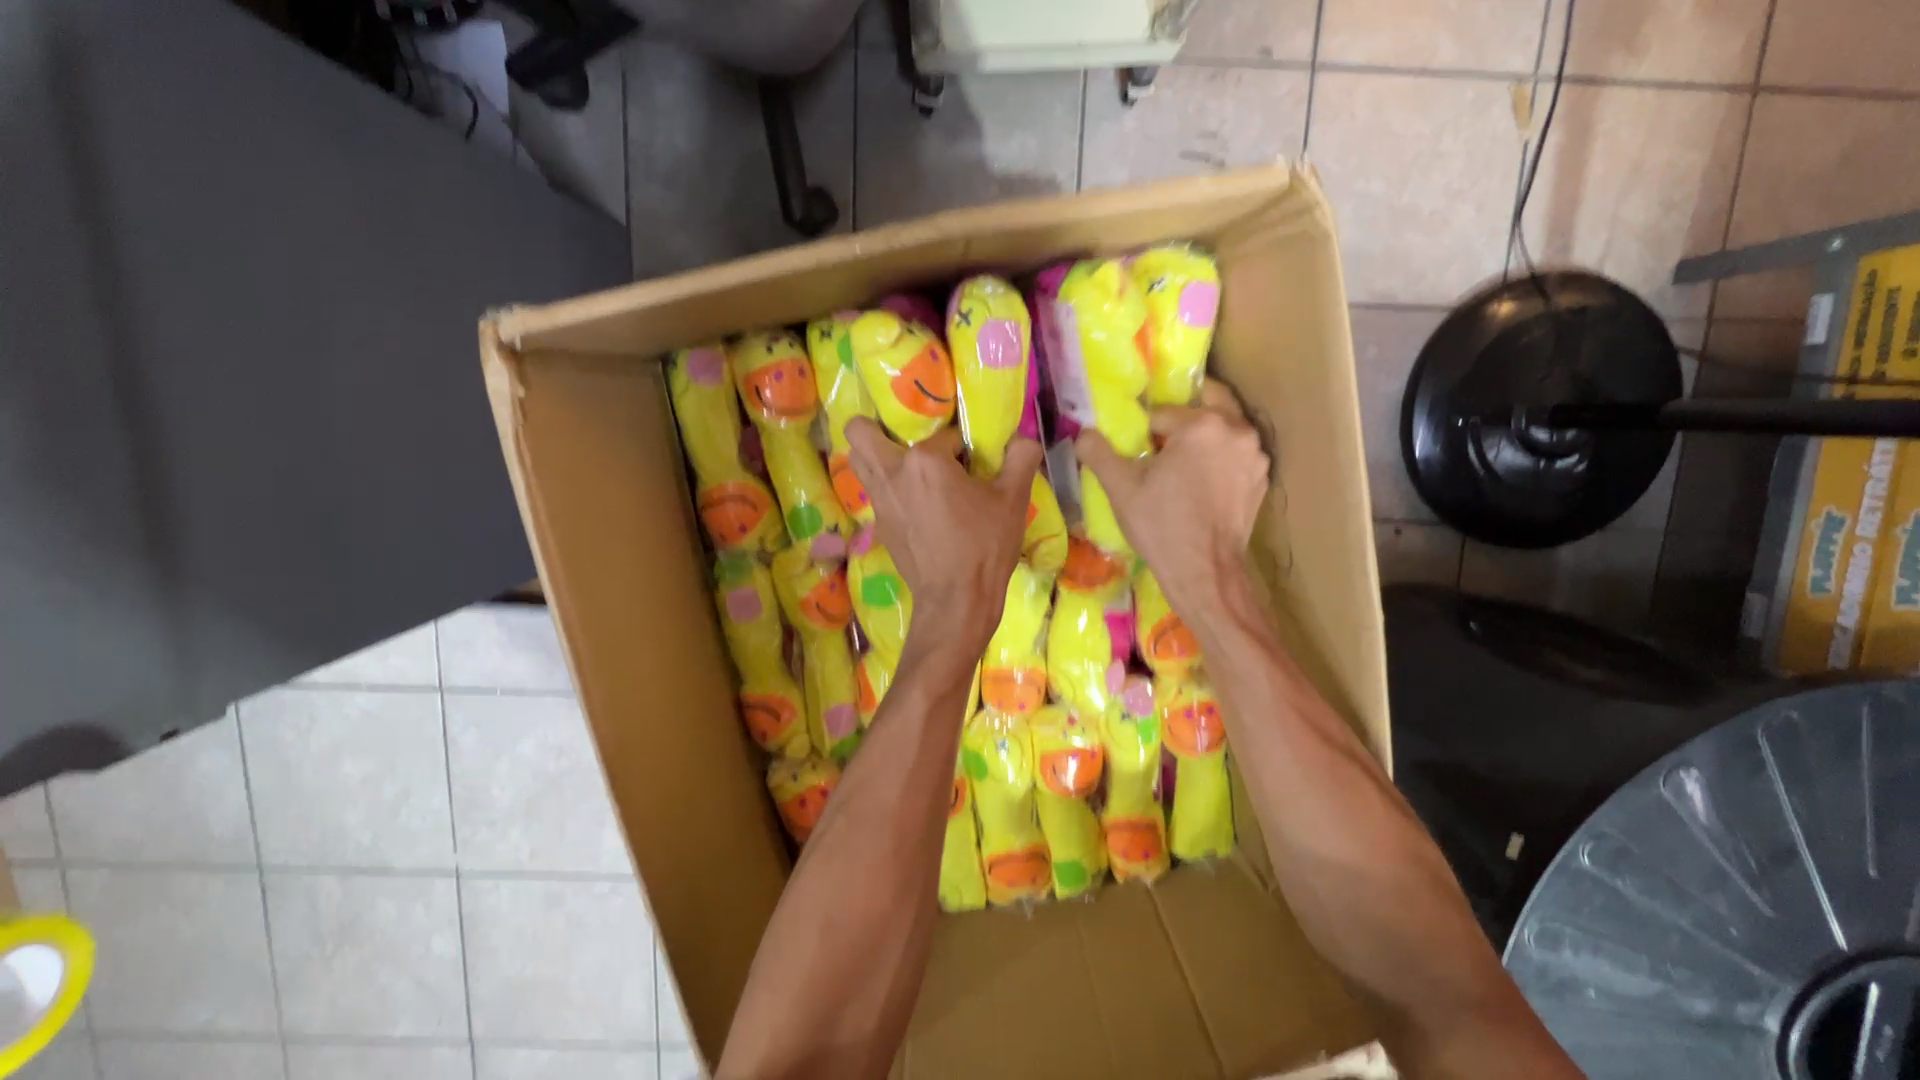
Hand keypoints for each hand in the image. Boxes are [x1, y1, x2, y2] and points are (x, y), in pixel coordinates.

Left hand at [846, 418, 1042, 645]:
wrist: (957, 599)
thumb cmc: (985, 545)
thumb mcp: (1013, 499)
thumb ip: (1020, 458)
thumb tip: (1023, 440)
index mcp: (924, 460)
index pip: (944, 435)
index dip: (962, 447)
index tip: (976, 465)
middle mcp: (892, 473)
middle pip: (860, 431)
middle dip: (878, 426)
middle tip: (907, 439)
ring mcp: (880, 501)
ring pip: (857, 461)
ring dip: (874, 456)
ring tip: (905, 466)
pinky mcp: (879, 526)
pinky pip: (873, 493)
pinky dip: (886, 489)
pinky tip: (913, 503)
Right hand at [1075, 379, 1269, 610]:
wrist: (1204, 572)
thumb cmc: (1161, 526)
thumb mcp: (1121, 488)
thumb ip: (1098, 452)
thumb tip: (1083, 434)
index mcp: (1202, 424)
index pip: (1163, 412)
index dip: (1146, 431)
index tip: (1138, 452)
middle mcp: (1236, 430)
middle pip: (1207, 401)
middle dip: (1184, 413)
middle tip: (1162, 438)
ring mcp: (1254, 454)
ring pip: (1226, 426)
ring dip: (1206, 432)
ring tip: (1182, 460)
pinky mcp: (1261, 477)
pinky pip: (1237, 452)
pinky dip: (1221, 455)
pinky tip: (1201, 480)